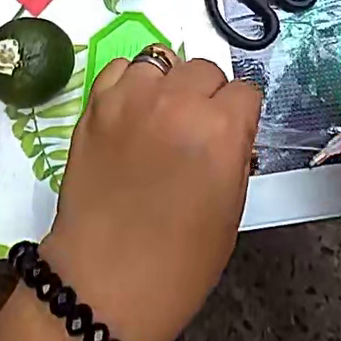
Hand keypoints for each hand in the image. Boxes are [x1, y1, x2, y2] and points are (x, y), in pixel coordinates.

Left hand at [40, 51, 260, 340]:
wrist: (105, 281)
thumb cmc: (179, 260)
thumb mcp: (231, 208)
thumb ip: (234, 153)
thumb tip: (231, 129)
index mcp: (221, 129)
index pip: (245, 91)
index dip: (240, 113)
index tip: (232, 130)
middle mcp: (177, 101)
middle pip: (204, 68)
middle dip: (207, 94)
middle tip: (194, 127)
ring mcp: (131, 99)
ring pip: (160, 60)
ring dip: (167, 83)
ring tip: (160, 114)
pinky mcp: (95, 105)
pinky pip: (119, 69)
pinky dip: (129, 83)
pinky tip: (130, 111)